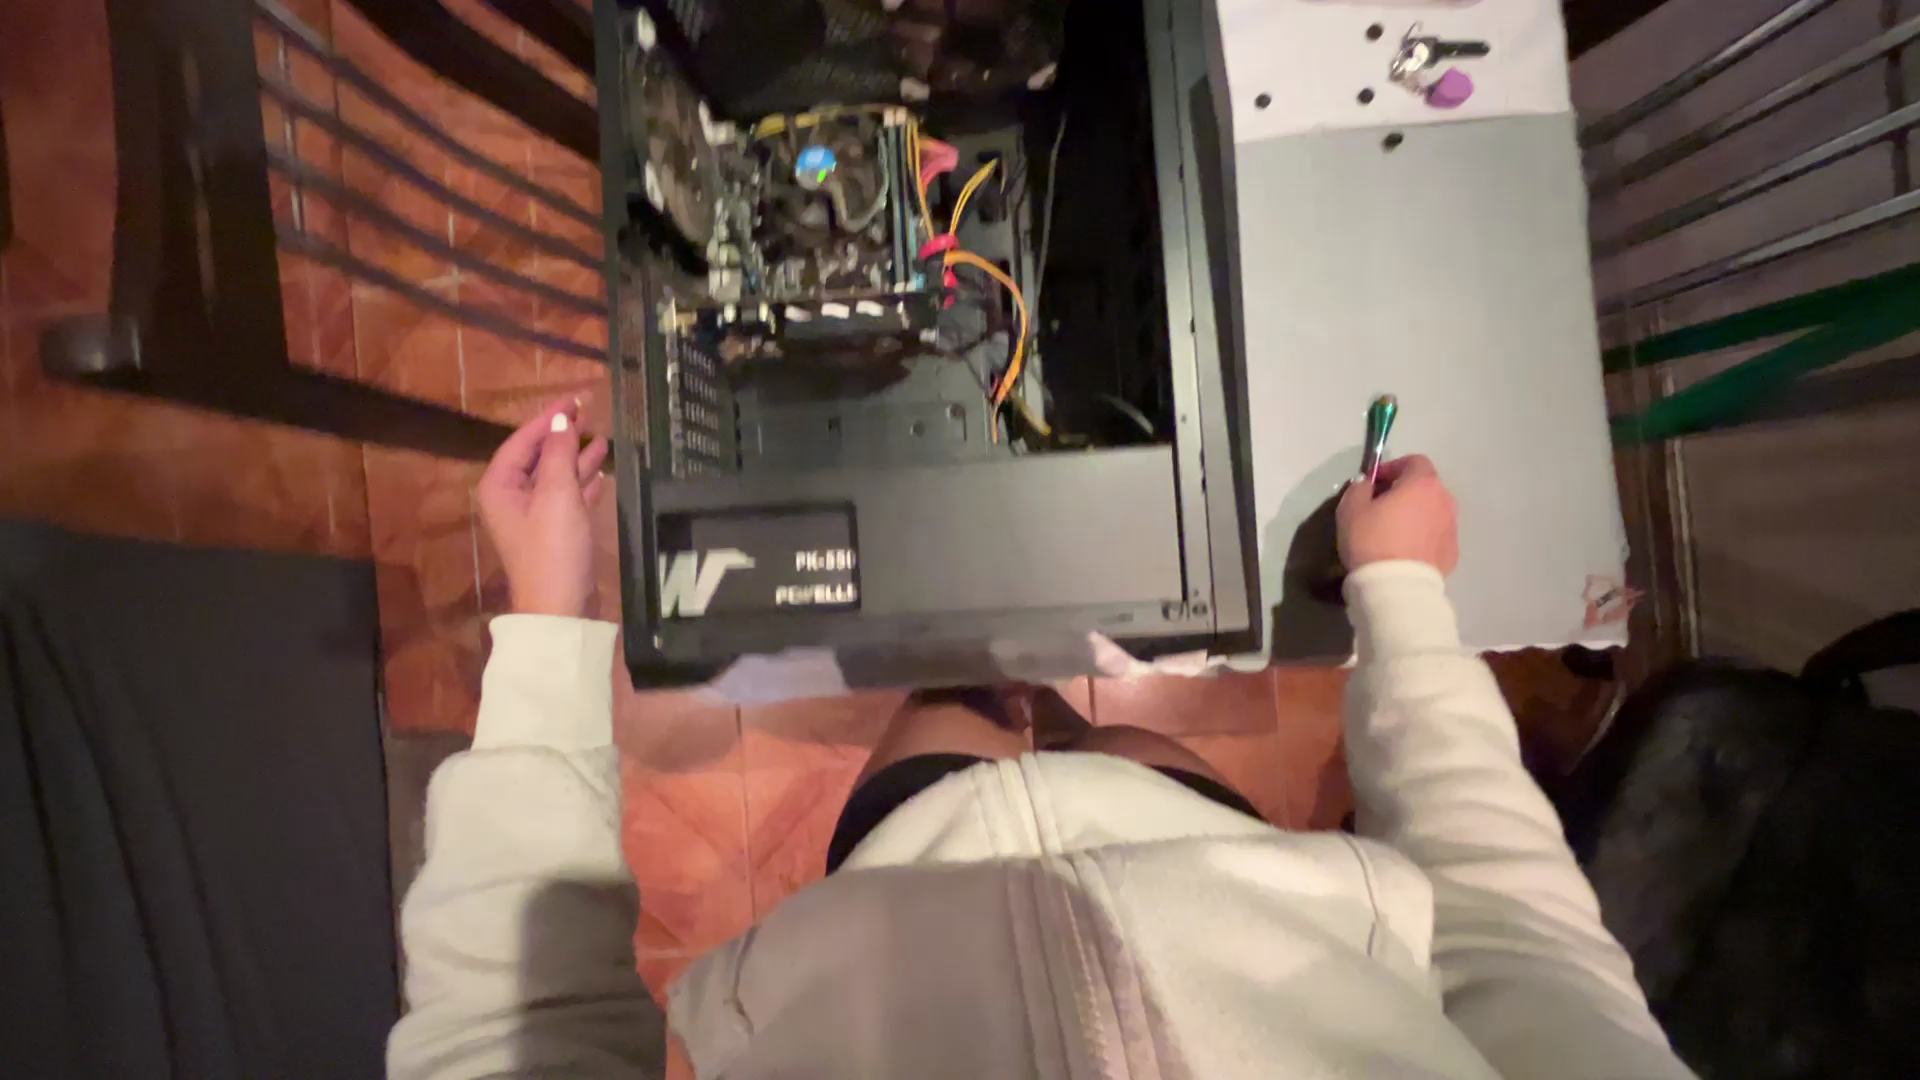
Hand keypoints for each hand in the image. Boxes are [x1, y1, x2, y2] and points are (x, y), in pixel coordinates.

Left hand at [477, 398, 610, 617]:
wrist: (561, 606)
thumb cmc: (555, 548)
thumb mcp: (557, 495)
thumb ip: (560, 454)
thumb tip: (561, 419)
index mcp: (501, 486)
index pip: (523, 441)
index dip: (548, 418)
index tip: (574, 399)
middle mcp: (513, 498)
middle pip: (538, 457)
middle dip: (563, 435)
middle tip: (589, 412)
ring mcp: (535, 517)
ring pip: (556, 477)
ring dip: (577, 458)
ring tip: (602, 439)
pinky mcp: (556, 533)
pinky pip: (569, 498)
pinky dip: (584, 484)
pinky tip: (601, 474)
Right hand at [1337, 454, 1458, 575]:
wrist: (1396, 585)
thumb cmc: (1371, 539)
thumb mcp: (1350, 509)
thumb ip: (1359, 488)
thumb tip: (1367, 485)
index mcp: (1422, 484)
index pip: (1414, 461)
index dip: (1393, 467)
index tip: (1374, 482)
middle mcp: (1445, 500)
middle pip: (1426, 486)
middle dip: (1405, 491)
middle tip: (1381, 506)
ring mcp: (1453, 527)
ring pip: (1432, 511)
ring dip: (1415, 514)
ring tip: (1393, 531)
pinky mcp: (1453, 552)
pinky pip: (1435, 535)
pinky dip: (1422, 536)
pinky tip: (1403, 550)